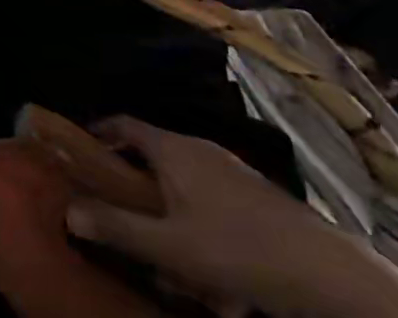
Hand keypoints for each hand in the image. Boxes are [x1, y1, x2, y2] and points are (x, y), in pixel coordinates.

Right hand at [65, 118, 397, 317]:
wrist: (329, 273)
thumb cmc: (236, 249)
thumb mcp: (168, 245)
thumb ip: (116, 226)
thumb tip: (67, 211)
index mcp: (173, 148)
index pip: (123, 123)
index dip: (98, 133)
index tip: (79, 152)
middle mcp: (200, 149)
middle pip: (152, 154)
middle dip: (133, 184)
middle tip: (117, 210)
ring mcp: (232, 171)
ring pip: (183, 182)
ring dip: (167, 211)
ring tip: (164, 251)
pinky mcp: (257, 196)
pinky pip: (211, 199)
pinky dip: (198, 222)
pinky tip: (210, 268)